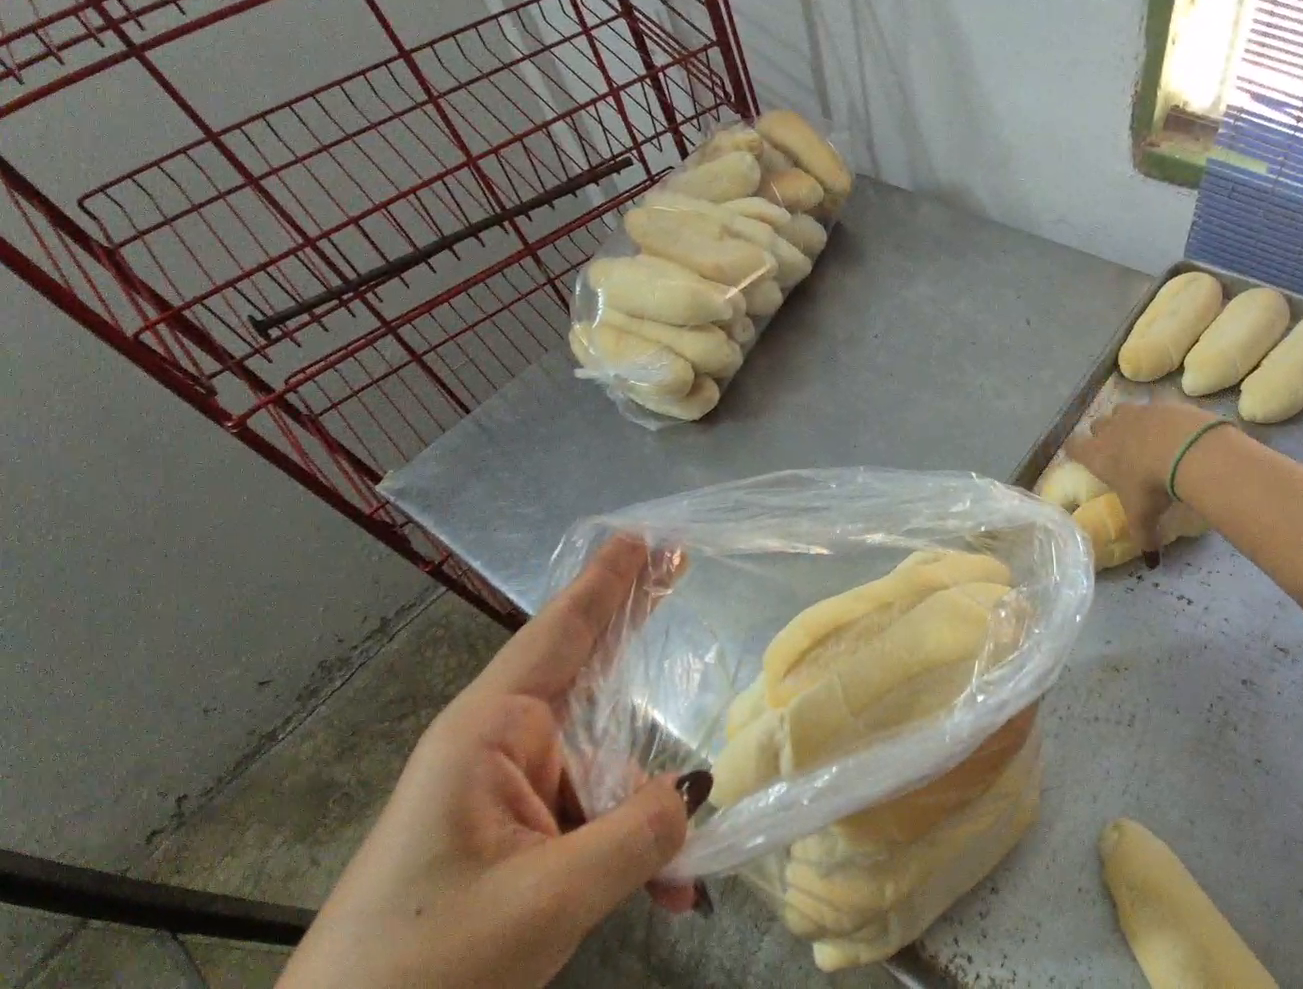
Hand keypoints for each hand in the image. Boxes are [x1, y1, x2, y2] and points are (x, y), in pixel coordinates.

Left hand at [279, 537, 703, 988]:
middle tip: (680, 566)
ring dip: (645, 817)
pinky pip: (592, 819)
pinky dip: (629, 849)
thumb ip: (637, 834)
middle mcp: (498, 749)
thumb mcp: (547, 899)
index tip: (640, 536)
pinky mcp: (515, 836)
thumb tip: (696, 791)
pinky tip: (662, 895)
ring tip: (678, 881)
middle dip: (634, 629)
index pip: (558, 637)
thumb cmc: (426, 965)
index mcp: (487, 736)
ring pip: (604, 772)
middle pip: (584, 674)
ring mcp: (507, 794)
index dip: (605, 584)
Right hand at [1065, 401, 1223, 555]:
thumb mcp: (1144, 516)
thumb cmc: (1152, 486)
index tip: (1082, 457)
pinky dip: (1159, 418)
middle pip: (1097, 425)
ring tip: (1143, 437)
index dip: (1076, 451)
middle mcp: (1111, 429)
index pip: (1073, 447)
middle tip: (1117, 450)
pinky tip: (1172, 431)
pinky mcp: (1162, 403)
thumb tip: (1151, 562)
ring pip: (1121, 411)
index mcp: (1098, 455)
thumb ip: (1144, 537)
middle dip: (1103, 434)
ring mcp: (1136, 412)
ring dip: (1128, 422)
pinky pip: (1154, 407)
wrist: (1187, 450)